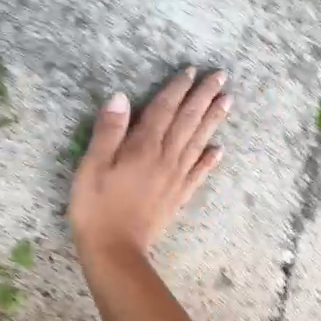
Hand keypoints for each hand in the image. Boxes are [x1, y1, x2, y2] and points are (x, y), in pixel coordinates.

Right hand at [70, 67, 228, 265]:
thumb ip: (108, 131)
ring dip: (213, 120)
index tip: (191, 70)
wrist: (114, 249)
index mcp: (143, 148)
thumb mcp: (92, 166)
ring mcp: (175, 179)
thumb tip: (120, 97)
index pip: (163, 110)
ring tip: (227, 101)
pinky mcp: (177, 196)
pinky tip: (219, 149)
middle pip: (188, 122)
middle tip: (220, 76)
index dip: (176, 89)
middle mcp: (165, 158)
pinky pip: (198, 172)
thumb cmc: (95, 206)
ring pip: (198, 142)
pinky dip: (210, 159)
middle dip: (203, 97)